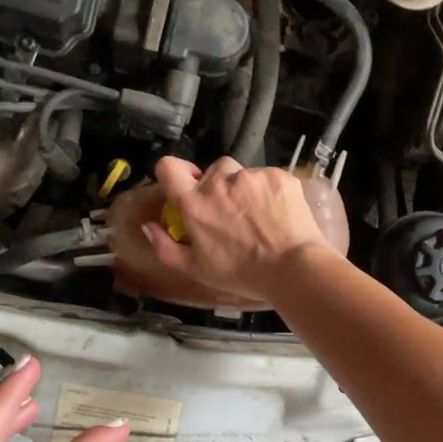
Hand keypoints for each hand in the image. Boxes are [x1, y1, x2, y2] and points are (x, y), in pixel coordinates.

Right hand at [143, 156, 337, 300]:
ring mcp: (251, 176)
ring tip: (260, 217)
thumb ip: (166, 246)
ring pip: (243, 174)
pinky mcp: (279, 176)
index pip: (169, 168)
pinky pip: (269, 178)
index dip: (174, 173)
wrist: (293, 268)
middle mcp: (220, 182)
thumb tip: (149, 226)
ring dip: (246, 189)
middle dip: (218, 187)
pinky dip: (271, 192)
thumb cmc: (242, 273)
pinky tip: (279, 214)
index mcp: (195, 203)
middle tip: (233, 214)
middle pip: (213, 171)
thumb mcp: (196, 269)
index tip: (186, 184)